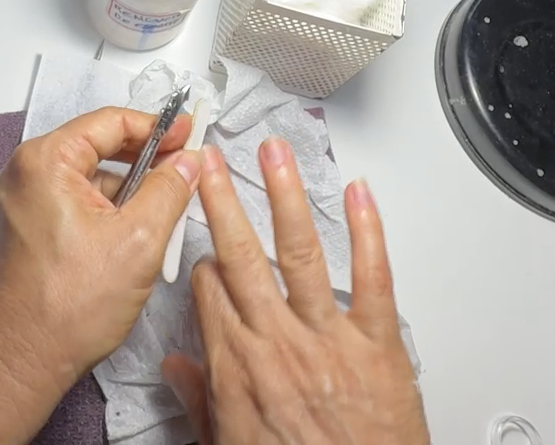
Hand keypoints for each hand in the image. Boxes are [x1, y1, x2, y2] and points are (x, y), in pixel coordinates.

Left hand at [0, 106, 201, 417]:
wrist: (17, 367)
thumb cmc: (65, 310)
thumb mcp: (138, 242)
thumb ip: (169, 191)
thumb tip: (187, 162)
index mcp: (46, 161)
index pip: (111, 122)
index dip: (156, 127)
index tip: (187, 133)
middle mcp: (26, 170)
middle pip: (99, 145)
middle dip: (145, 158)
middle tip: (182, 166)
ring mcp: (22, 198)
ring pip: (90, 175)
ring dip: (128, 187)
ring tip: (163, 208)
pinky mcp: (26, 223)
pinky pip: (75, 198)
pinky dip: (107, 208)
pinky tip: (133, 231)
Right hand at [162, 140, 428, 444]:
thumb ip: (200, 401)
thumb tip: (174, 367)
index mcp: (239, 366)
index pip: (210, 285)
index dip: (205, 256)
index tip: (202, 235)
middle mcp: (278, 342)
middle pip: (241, 253)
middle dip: (222, 197)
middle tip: (209, 158)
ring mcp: (329, 340)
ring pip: (299, 251)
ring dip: (284, 194)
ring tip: (274, 152)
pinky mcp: (379, 347)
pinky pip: (373, 280)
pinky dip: (369, 232)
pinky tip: (360, 193)